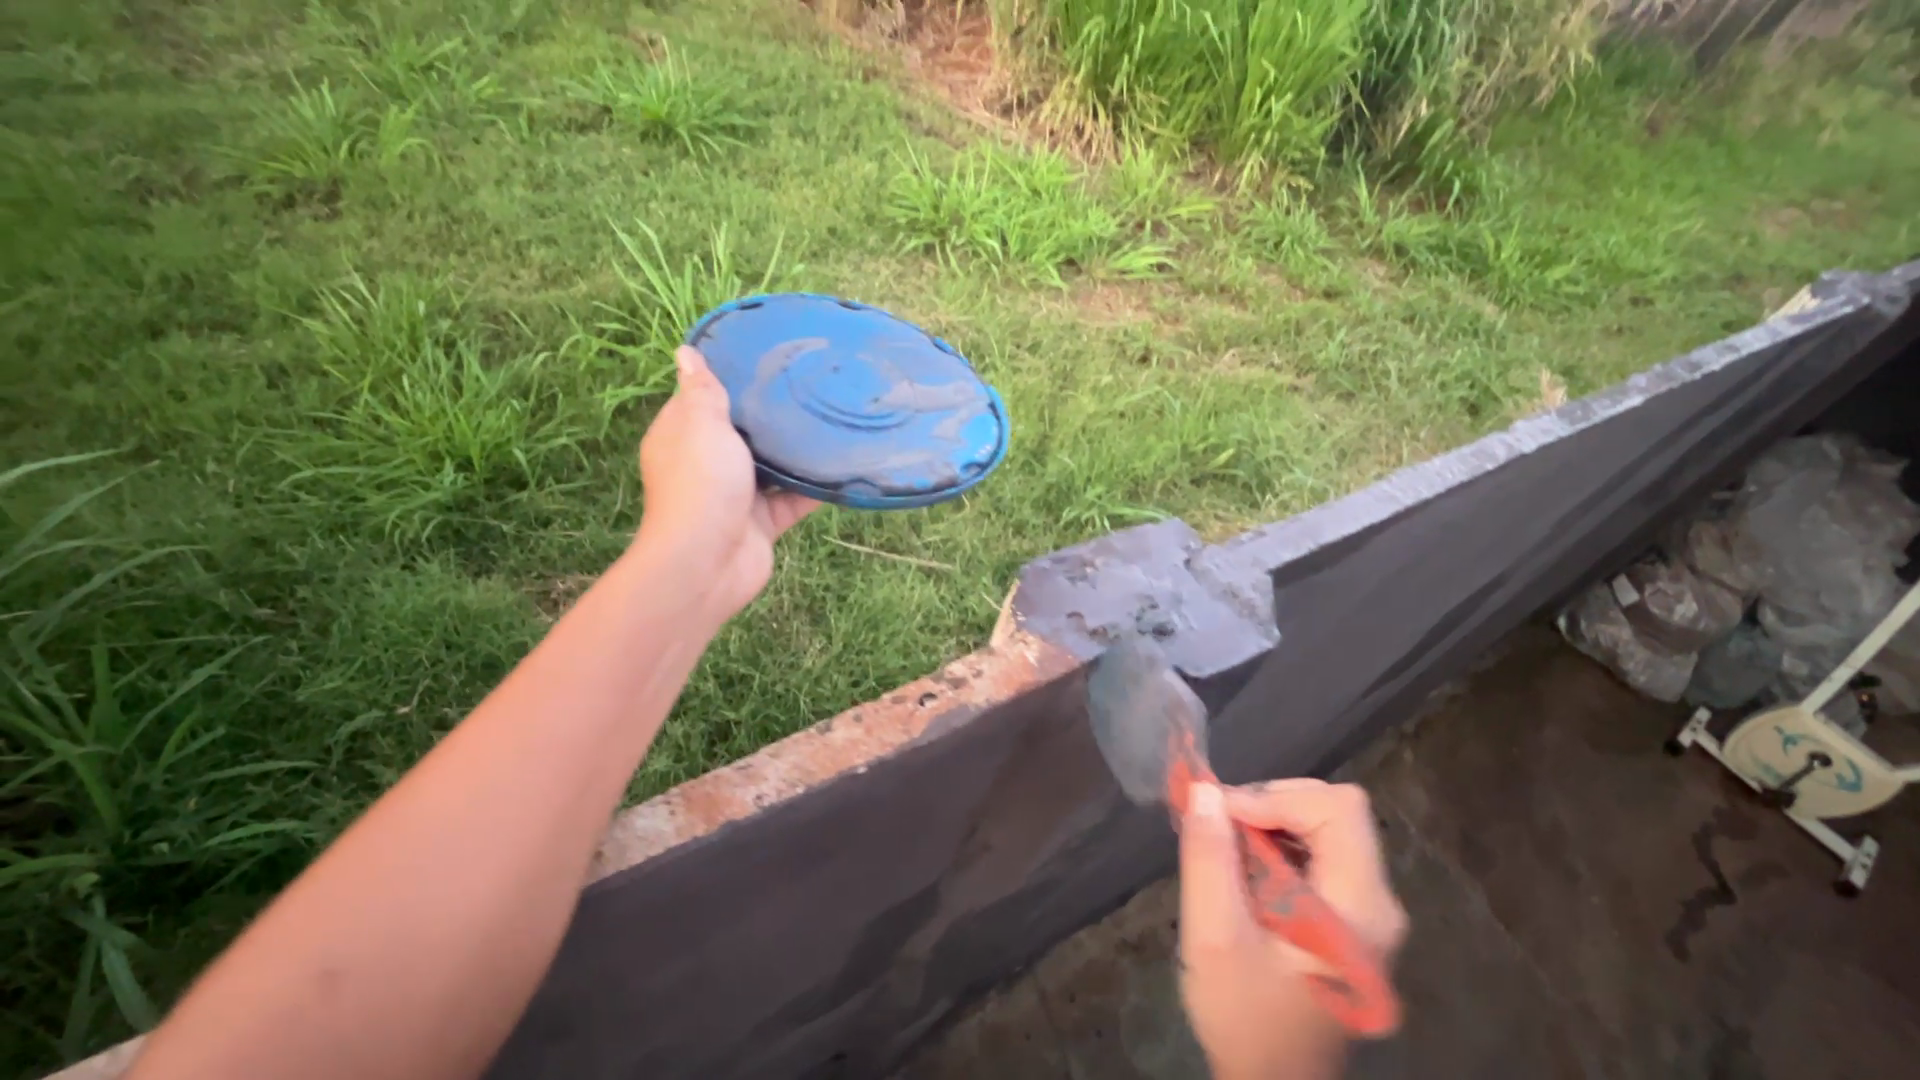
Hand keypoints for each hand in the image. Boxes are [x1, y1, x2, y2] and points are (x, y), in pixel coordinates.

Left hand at [635, 346, 819, 620]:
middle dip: (768, 415)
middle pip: (740, 433)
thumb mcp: (701, 424)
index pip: (700, 400)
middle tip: (807, 384)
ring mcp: (737, 496)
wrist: (709, 561)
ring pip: (771, 467)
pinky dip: (815, 487)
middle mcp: (707, 465)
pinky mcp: (764, 522)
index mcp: (682, 437)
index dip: (725, 380)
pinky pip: (794, 499)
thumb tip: (686, 351)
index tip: (761, 357)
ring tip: (831, 418)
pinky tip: (843, 464)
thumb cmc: (701, 483)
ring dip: (795, 451)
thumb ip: (703, 390)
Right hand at [1179, 780, 1406, 1079]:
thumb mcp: (1213, 937)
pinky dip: (1278, 844)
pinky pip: (1321, 854)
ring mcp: (1370, 912)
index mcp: (1359, 909)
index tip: (1219, 813)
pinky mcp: (1353, 920)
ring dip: (1270, 822)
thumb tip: (1203, 789)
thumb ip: (1209, 858)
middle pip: (1334, 812)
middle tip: (1216, 825)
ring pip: (1326, 828)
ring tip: (1223, 846)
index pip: (1336, 808)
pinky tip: (1243, 869)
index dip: (1274, 796)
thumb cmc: (1244, 1017)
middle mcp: (1379, 904)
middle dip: (1269, 804)